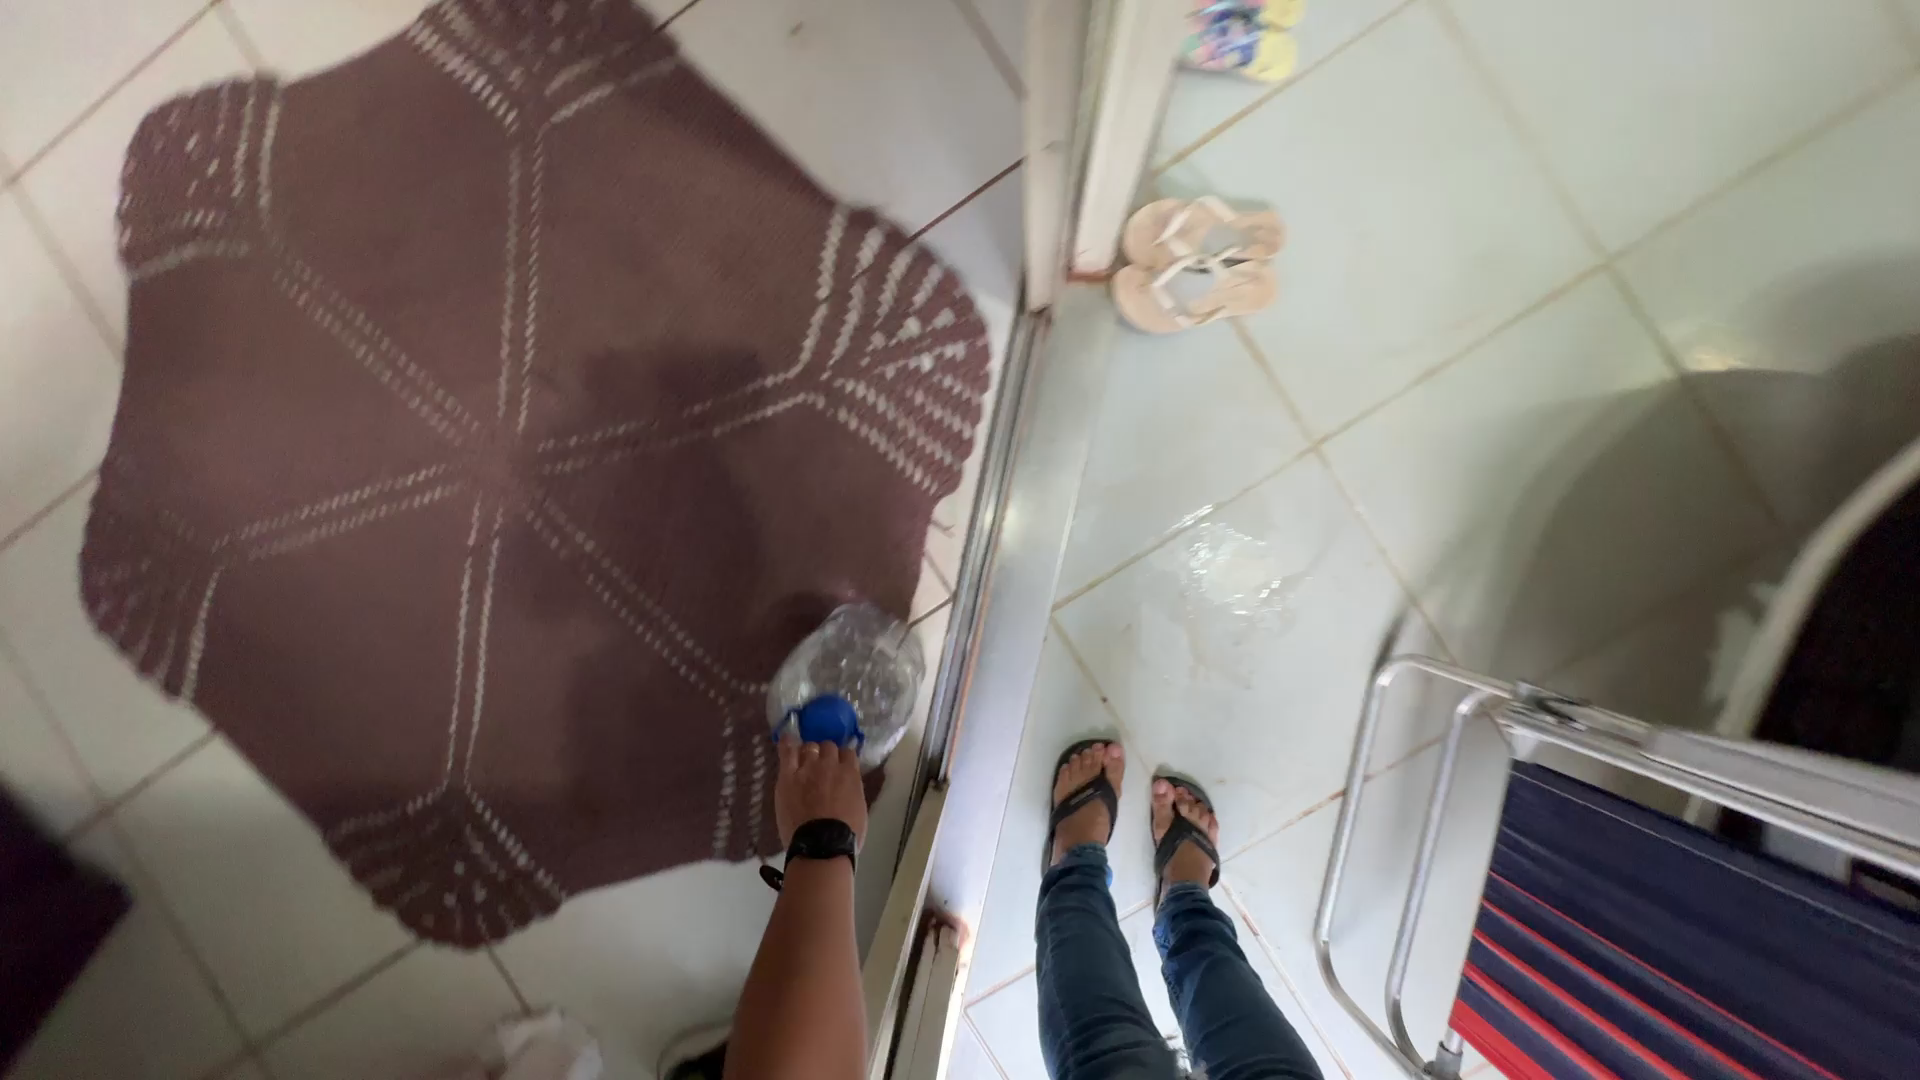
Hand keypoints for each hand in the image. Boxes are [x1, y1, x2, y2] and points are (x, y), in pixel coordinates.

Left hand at [775, 729, 867, 850]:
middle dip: (826, 754)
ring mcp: (808, 768)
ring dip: (809, 752)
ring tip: (805, 760)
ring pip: (810, 746)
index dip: (842, 758)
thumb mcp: (860, 808)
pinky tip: (787, 740)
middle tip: (822, 767)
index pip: (848, 753)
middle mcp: (830, 764)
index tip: (839, 765)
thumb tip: (848, 783)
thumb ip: (853, 789)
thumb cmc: (846, 834)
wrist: (821, 845)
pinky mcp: (788, 776)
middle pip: (828, 746)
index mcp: (850, 773)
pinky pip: (787, 752)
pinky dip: (787, 744)